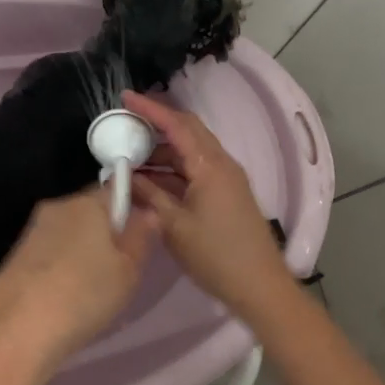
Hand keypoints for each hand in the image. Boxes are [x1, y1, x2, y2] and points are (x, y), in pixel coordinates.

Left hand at [0, 187, 159, 362]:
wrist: (16, 328)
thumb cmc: (84, 295)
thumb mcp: (127, 272)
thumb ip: (141, 237)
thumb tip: (148, 211)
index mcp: (88, 202)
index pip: (115, 187)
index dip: (129, 206)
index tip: (136, 235)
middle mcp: (58, 205)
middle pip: (90, 209)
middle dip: (105, 231)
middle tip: (117, 268)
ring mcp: (33, 228)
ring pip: (68, 230)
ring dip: (81, 249)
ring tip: (89, 288)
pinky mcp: (16, 252)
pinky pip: (49, 250)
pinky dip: (60, 265)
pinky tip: (62, 295)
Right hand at [124, 90, 295, 318]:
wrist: (259, 286)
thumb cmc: (215, 255)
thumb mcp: (174, 225)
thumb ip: (148, 195)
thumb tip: (125, 175)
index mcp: (210, 165)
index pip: (177, 125)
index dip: (150, 109)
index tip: (125, 97)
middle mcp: (221, 163)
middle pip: (188, 130)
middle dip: (157, 123)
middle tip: (127, 121)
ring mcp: (226, 178)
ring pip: (191, 150)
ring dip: (163, 149)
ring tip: (131, 155)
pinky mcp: (226, 193)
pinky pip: (196, 168)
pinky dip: (173, 168)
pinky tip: (151, 179)